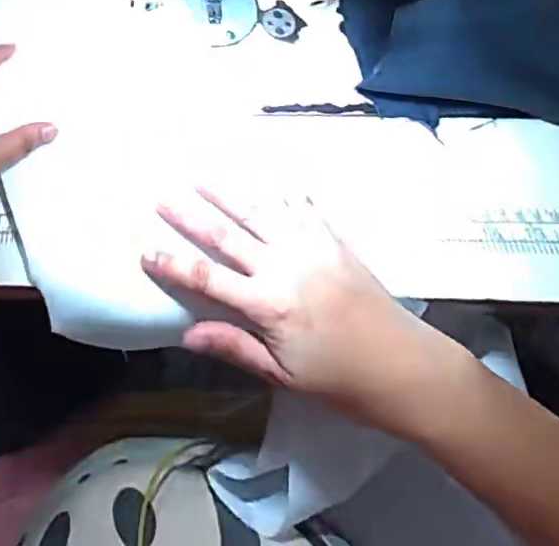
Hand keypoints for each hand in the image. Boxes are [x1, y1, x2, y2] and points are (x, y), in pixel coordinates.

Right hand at [142, 186, 471, 435]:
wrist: (412, 370)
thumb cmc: (344, 381)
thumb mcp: (285, 375)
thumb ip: (235, 347)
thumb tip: (187, 335)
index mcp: (269, 304)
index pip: (208, 279)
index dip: (173, 265)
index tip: (147, 251)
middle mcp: (284, 267)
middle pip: (227, 235)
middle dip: (191, 216)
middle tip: (163, 198)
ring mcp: (310, 249)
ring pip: (260, 212)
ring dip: (228, 193)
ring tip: (202, 177)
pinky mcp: (332, 242)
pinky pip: (302, 208)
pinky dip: (282, 191)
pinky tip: (268, 177)